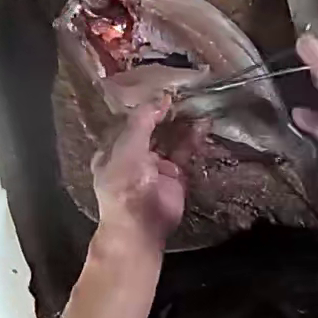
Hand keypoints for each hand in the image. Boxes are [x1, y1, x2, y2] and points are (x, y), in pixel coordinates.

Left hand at [92, 97, 186, 254]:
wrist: (140, 226)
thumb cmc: (125, 185)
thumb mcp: (128, 148)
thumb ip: (142, 122)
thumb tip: (160, 99)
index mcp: (115, 149)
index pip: (130, 121)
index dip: (146, 107)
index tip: (164, 92)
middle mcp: (135, 155)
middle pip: (153, 129)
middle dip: (168, 114)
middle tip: (185, 96)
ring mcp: (156, 166)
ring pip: (171, 139)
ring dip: (183, 125)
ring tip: (198, 106)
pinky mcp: (175, 177)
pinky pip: (184, 154)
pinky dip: (193, 140)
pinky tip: (202, 126)